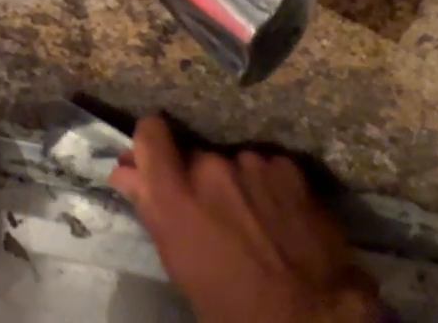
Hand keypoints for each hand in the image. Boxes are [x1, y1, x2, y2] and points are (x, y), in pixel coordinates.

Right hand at [110, 116, 380, 322]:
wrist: (312, 312)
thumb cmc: (233, 304)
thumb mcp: (180, 265)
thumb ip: (152, 210)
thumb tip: (125, 173)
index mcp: (177, 193)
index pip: (150, 132)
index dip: (149, 144)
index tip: (156, 163)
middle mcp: (211, 165)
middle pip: (193, 155)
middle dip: (196, 178)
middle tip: (212, 216)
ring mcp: (252, 162)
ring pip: (231, 163)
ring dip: (234, 184)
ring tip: (252, 223)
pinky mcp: (286, 165)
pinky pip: (265, 168)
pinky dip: (266, 187)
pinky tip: (278, 218)